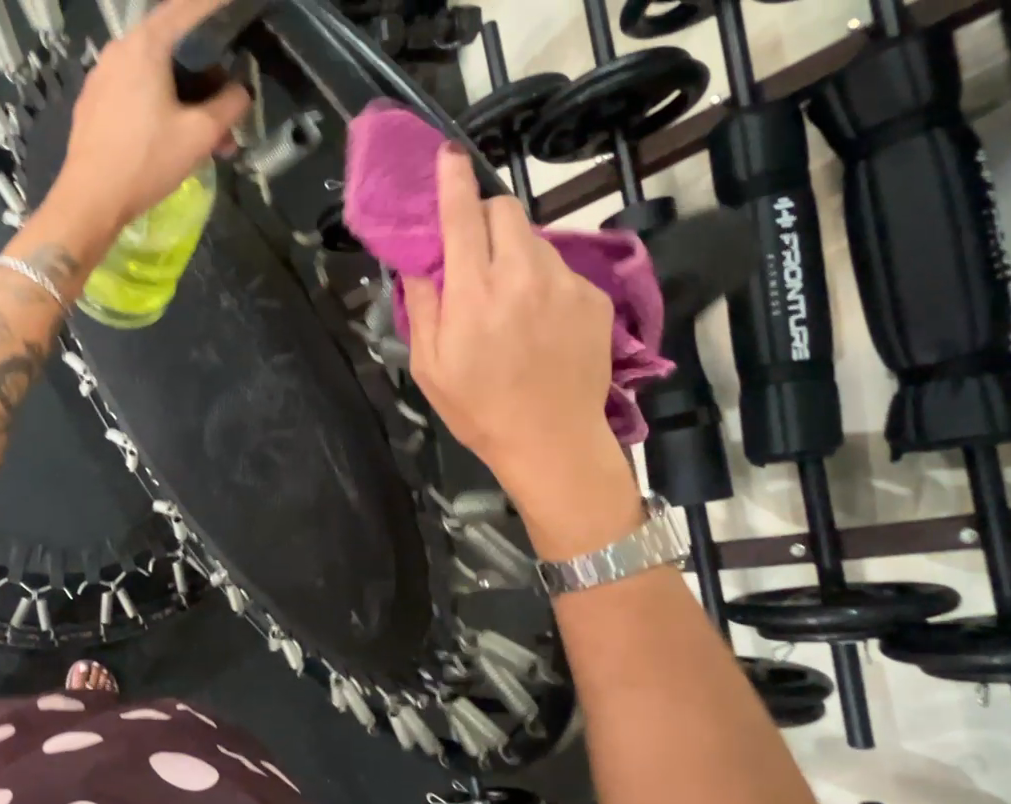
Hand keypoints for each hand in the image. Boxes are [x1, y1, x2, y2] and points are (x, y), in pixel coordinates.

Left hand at [46, 0, 251, 231]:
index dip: (217, 5)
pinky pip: (133, 95)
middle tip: (227, 105)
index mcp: (145, 45)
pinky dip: (158, 108)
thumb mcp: (200, 134)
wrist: (89, 203)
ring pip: (154, 76)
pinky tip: (172, 139)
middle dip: (206, 75)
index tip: (236, 5)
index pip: (189, 8)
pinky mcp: (92, 106)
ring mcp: (100, 79)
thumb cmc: (145, 162)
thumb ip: (230, 105)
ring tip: (206, 137)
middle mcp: (118, 51)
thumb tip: (239, 93)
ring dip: (185, 100)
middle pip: (172, 48)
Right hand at [405, 144, 634, 551]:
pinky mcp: (593, 297)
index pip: (461, 217)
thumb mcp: (428, 367)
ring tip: (505, 297)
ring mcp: (563, 283)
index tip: (448, 155)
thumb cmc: (478, 409)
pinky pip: (560, 268)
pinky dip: (540, 279)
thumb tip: (417, 265)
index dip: (452, 181)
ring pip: (533, 237)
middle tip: (471, 251)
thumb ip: (421, 308)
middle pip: (504, 210)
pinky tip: (537, 319)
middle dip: (482, 217)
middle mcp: (521, 276)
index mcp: (473, 294)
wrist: (551, 440)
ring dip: (511, 250)